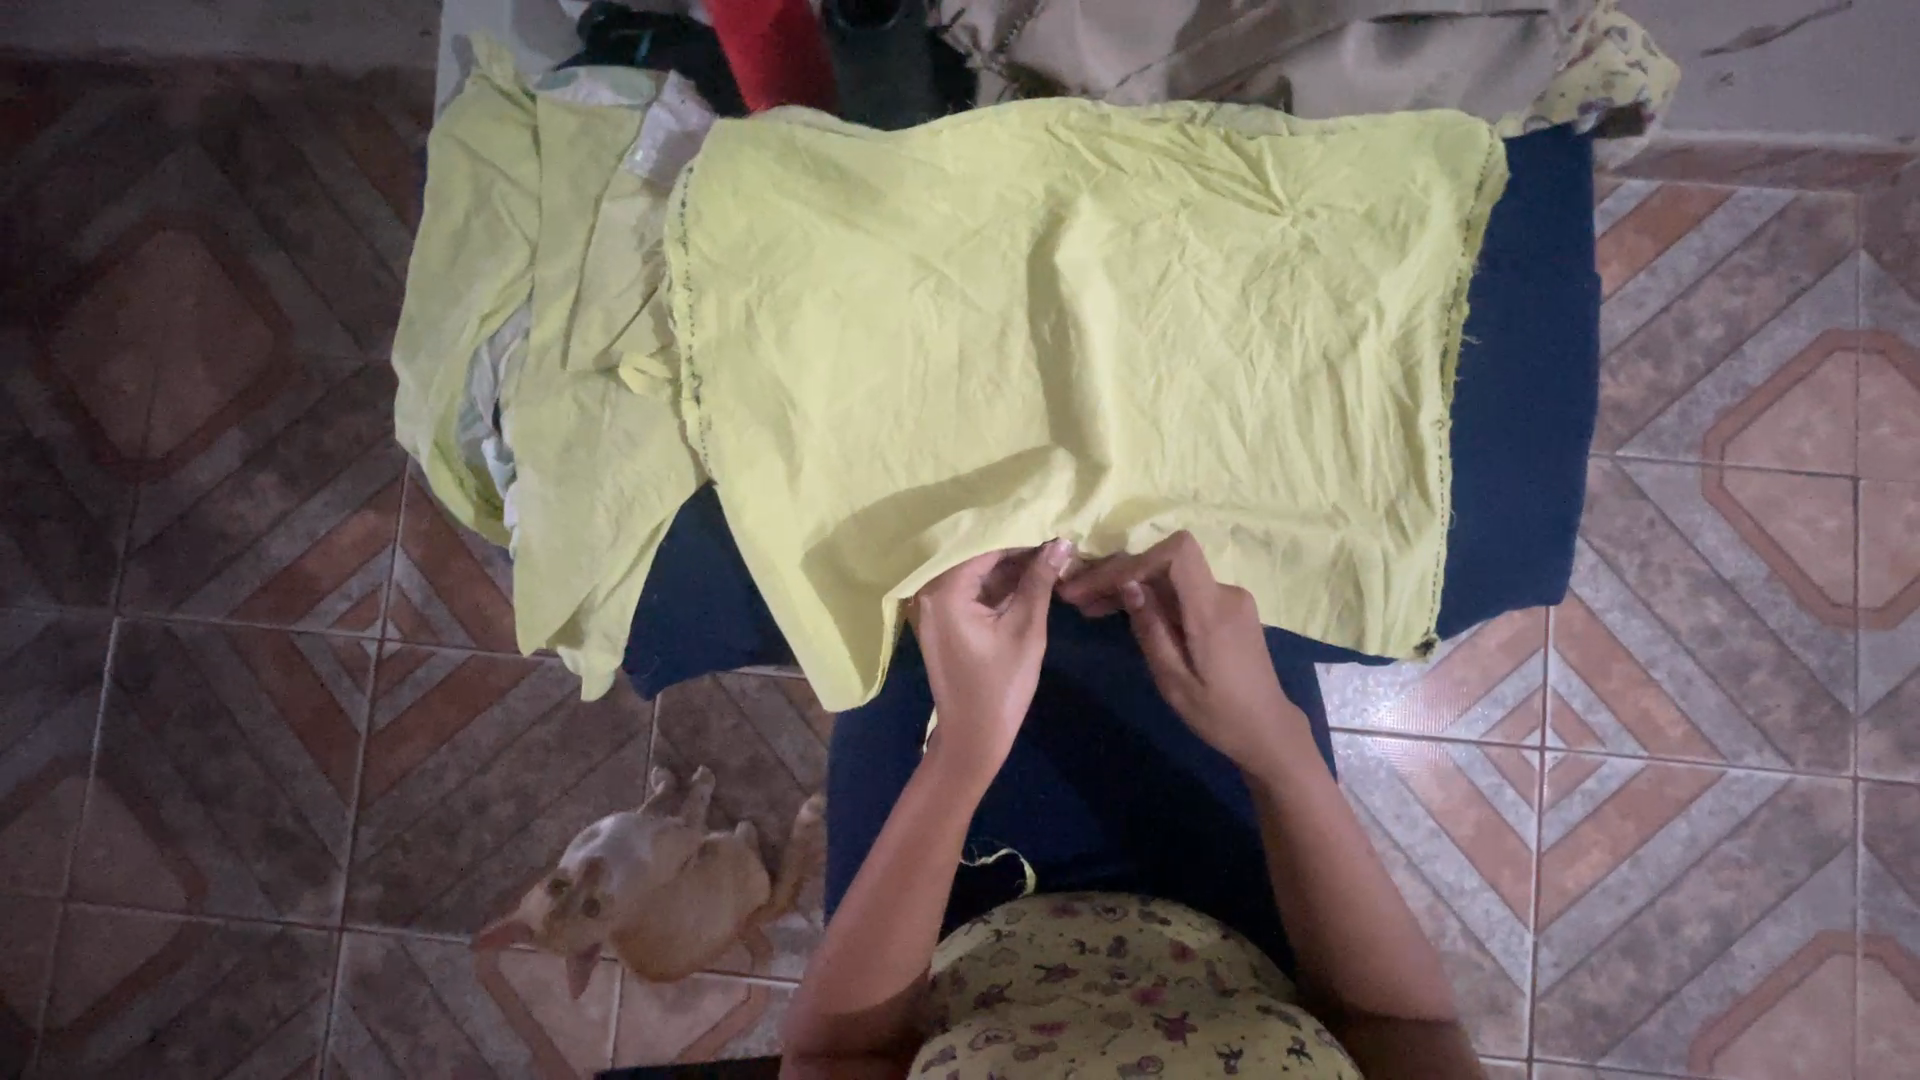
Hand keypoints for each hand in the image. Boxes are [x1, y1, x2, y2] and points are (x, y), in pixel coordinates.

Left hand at [910, 539, 1072, 784]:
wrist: (973, 736)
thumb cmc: (1001, 686)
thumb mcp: (1026, 629)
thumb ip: (1039, 581)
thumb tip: (1061, 542)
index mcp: (945, 591)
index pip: (984, 546)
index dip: (1020, 534)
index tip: (1052, 523)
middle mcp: (930, 592)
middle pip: (977, 556)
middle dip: (1015, 548)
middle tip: (1054, 538)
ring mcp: (933, 606)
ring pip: (975, 573)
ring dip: (1009, 567)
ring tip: (1050, 553)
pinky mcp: (942, 620)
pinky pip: (971, 591)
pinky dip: (997, 585)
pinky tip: (1030, 576)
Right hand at [1057, 532, 1307, 772]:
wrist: (1266, 730)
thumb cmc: (1219, 715)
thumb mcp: (1174, 681)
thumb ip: (1151, 630)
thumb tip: (1128, 585)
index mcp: (1213, 611)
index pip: (1178, 552)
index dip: (1137, 560)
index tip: (1105, 585)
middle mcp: (1224, 594)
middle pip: (1165, 563)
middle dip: (1118, 575)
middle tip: (1075, 596)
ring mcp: (1227, 599)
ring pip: (1168, 577)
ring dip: (1128, 586)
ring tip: (1087, 606)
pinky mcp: (1223, 608)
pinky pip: (1180, 591)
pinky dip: (1148, 598)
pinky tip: (1118, 611)